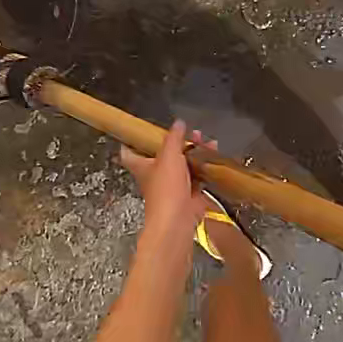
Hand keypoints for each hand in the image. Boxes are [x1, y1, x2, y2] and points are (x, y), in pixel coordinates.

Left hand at [118, 120, 209, 238]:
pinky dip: (205, 166)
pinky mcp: (189, 193)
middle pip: (164, 154)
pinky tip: (214, 155)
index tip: (140, 130)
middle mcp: (155, 174)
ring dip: (195, 151)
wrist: (178, 219)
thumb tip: (179, 122)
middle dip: (178, 142)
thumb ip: (174, 138)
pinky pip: (197, 175)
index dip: (132, 141)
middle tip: (192, 133)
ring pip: (183, 163)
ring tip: (208, 142)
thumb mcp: (168, 155)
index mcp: (142, 165)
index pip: (129, 152)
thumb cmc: (166, 187)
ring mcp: (172, 184)